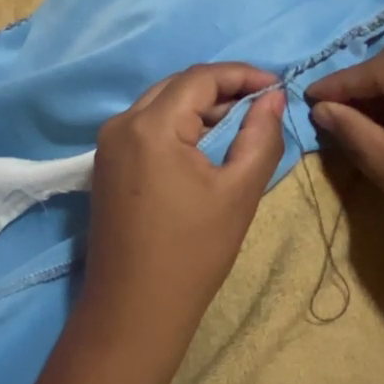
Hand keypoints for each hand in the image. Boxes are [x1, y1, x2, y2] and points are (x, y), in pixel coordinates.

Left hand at [84, 63, 285, 339]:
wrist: (133, 309)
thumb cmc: (192, 252)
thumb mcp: (238, 192)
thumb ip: (260, 137)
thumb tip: (271, 97)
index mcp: (151, 125)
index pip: (200, 78)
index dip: (241, 74)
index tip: (277, 84)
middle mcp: (121, 123)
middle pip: (177, 86)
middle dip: (221, 89)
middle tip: (261, 104)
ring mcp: (108, 144)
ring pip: (160, 104)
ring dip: (199, 107)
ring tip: (240, 124)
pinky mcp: (106, 164)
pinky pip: (146, 127)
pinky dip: (177, 126)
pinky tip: (205, 145)